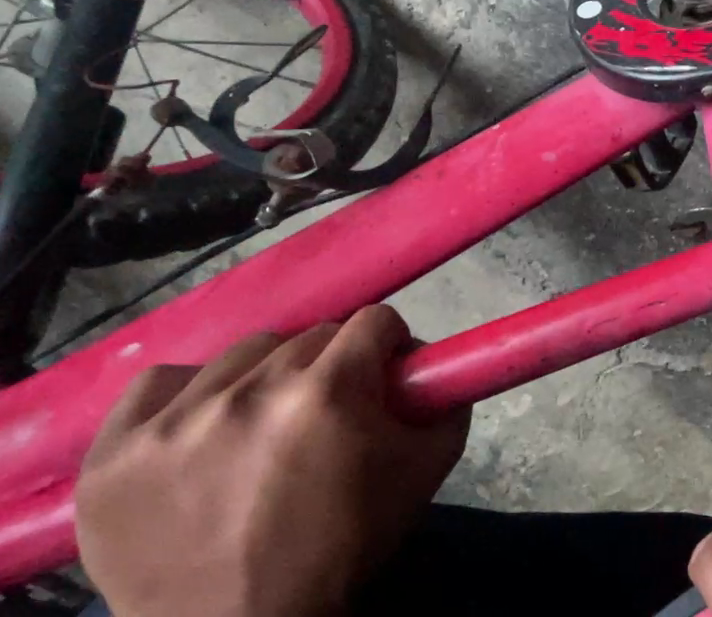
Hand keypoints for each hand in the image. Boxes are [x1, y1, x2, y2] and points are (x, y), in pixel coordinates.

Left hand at [74, 304, 470, 616]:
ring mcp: (175, 421)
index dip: (388, 344)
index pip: (373, 320)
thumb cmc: (345, 544)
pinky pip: (159, 383)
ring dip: (264, 377)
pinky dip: (187, 395)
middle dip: (331, 365)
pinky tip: (200, 426)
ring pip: (240, 356)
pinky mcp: (114, 452)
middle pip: (309, 337)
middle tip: (328, 412)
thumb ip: (444, 403)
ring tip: (262, 425)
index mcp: (331, 391)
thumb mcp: (429, 468)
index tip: (383, 374)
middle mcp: (252, 391)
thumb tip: (428, 368)